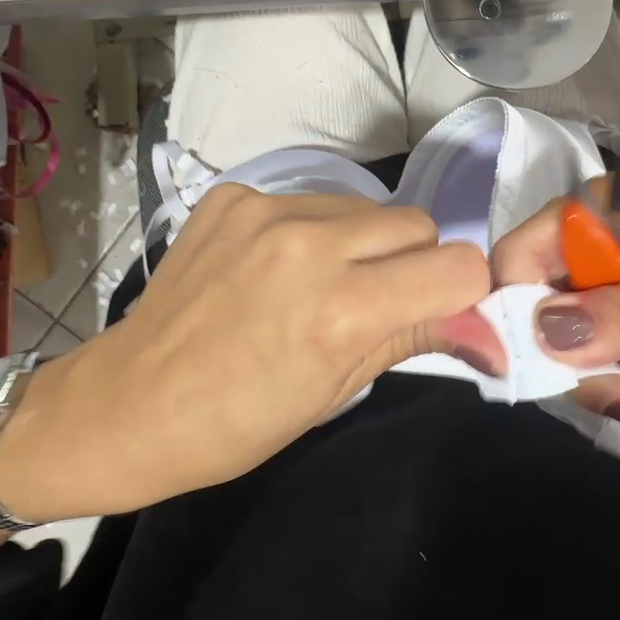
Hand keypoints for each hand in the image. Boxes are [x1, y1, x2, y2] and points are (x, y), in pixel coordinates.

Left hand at [0, 187, 500, 520]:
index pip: (458, 267)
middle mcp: (310, 242)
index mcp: (342, 308)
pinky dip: (310, 231)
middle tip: (376, 304)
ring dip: (364, 243)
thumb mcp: (335, 392)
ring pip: (365, 207)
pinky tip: (272, 268)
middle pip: (417, 225)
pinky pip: (308, 200)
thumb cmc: (236, 424)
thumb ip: (414, 337)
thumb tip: (491, 333)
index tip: (443, 314)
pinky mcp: (232, 196)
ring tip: (318, 285)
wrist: (127, 403)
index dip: (463, 294)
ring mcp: (265, 210)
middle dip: (415, 264)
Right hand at [490, 175, 619, 427]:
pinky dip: (614, 382)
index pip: (516, 255)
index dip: (515, 308)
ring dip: (602, 377)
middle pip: (527, 313)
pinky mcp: (595, 327)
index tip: (548, 363)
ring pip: (551, 351)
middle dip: (573, 362)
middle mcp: (575, 248)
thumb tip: (545, 335)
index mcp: (591, 213)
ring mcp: (584, 291)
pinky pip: (578, 368)